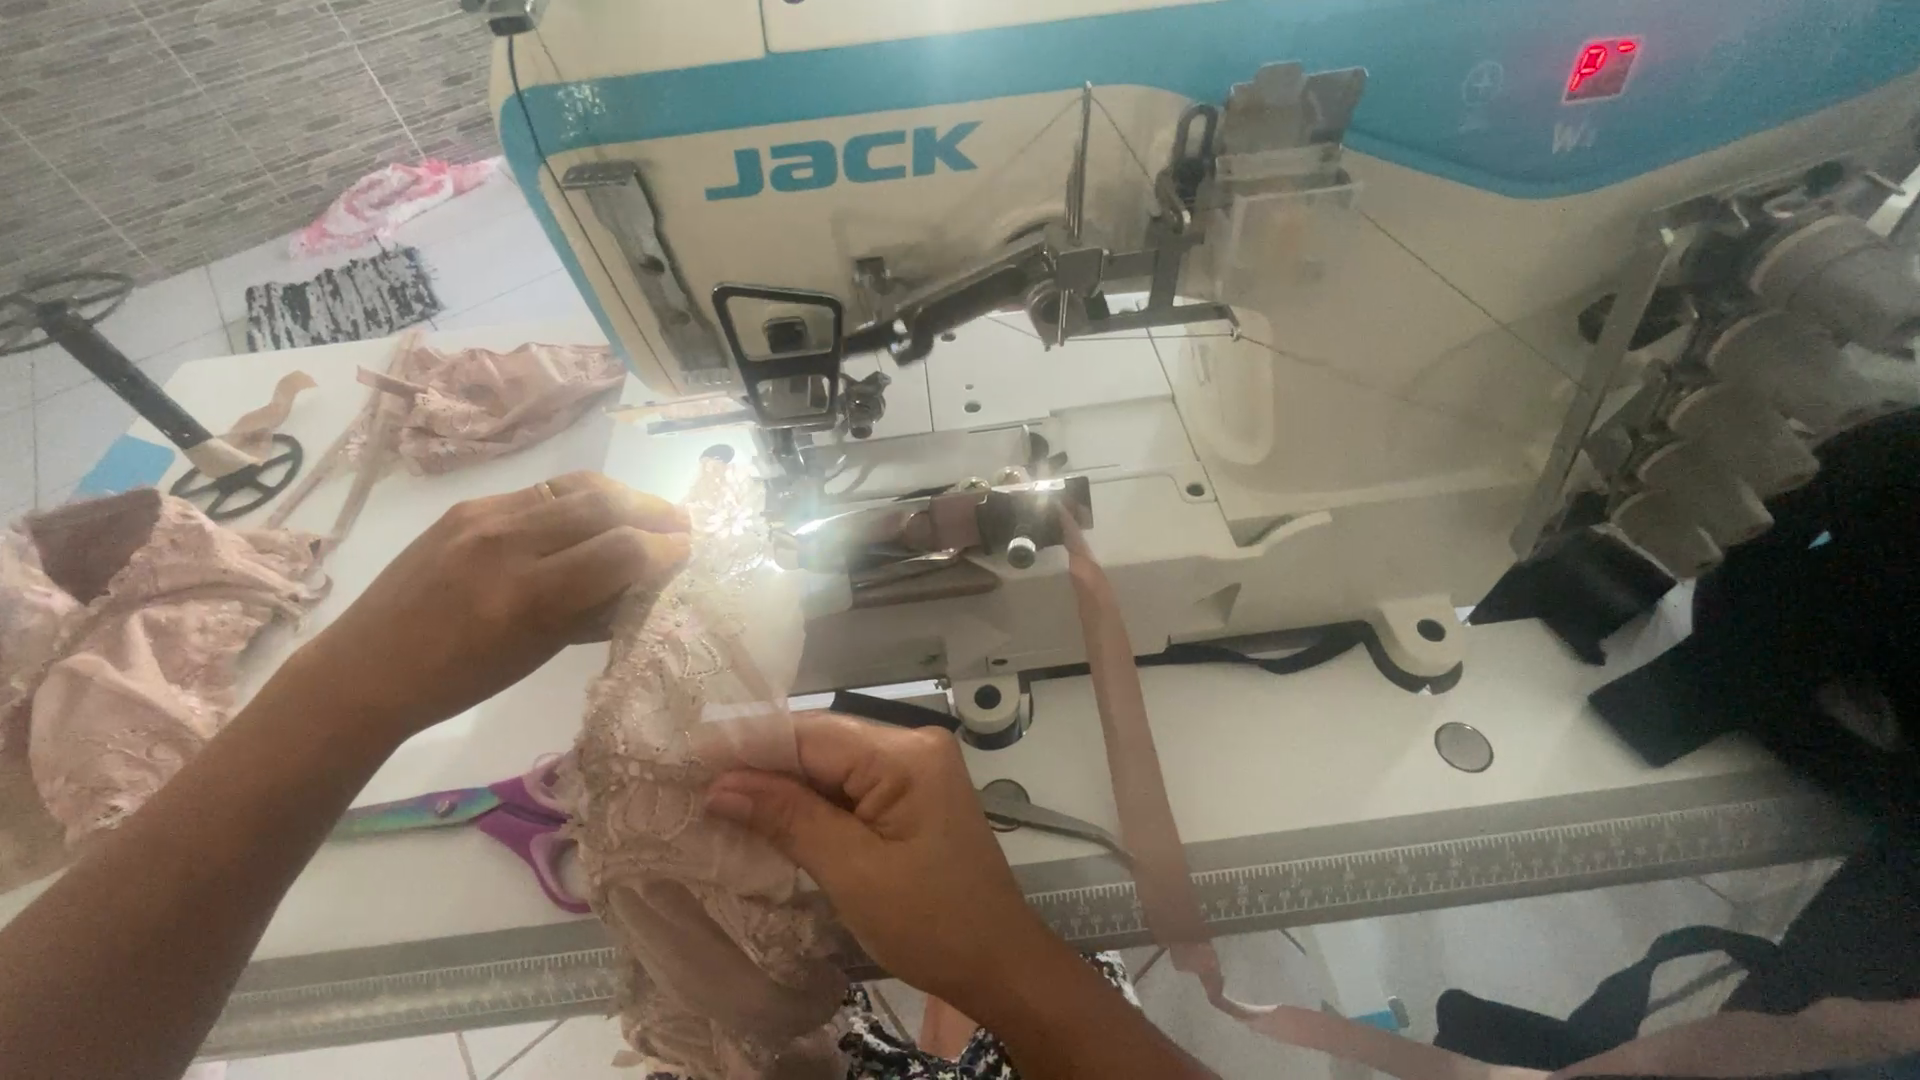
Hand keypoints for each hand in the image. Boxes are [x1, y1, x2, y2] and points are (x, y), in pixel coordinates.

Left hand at [280, 472, 690, 741]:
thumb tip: (650, 579)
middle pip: (606, 504)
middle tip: (681, 525)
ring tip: (647, 513)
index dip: (666, 549)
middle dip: (655, 512)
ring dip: (624, 497)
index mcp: (528, 597)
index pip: (622, 552)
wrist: (367, 667)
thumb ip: (599, 608)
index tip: (687, 553)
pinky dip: (583, 499)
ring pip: (577, 486)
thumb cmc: (462, 679)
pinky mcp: (468, 505)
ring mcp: (483, 517)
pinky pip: (543, 491)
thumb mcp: (542, 651)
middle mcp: (506, 544)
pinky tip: (595, 515)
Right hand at [703, 713, 1059, 1006]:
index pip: (812, 734)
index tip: (688, 756)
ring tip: (721, 798)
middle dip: (763, 765)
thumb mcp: (853, 872)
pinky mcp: (915, 792)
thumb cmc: (931, 923)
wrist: (998, 962)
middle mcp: (914, 744)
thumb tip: (721, 786)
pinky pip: (853, 784)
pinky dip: (814, 802)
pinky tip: (773, 815)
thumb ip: (789, 818)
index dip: (748, 745)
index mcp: (907, 755)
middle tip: (697, 782)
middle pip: (823, 743)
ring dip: (784, 785)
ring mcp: (918, 767)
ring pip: (834, 764)